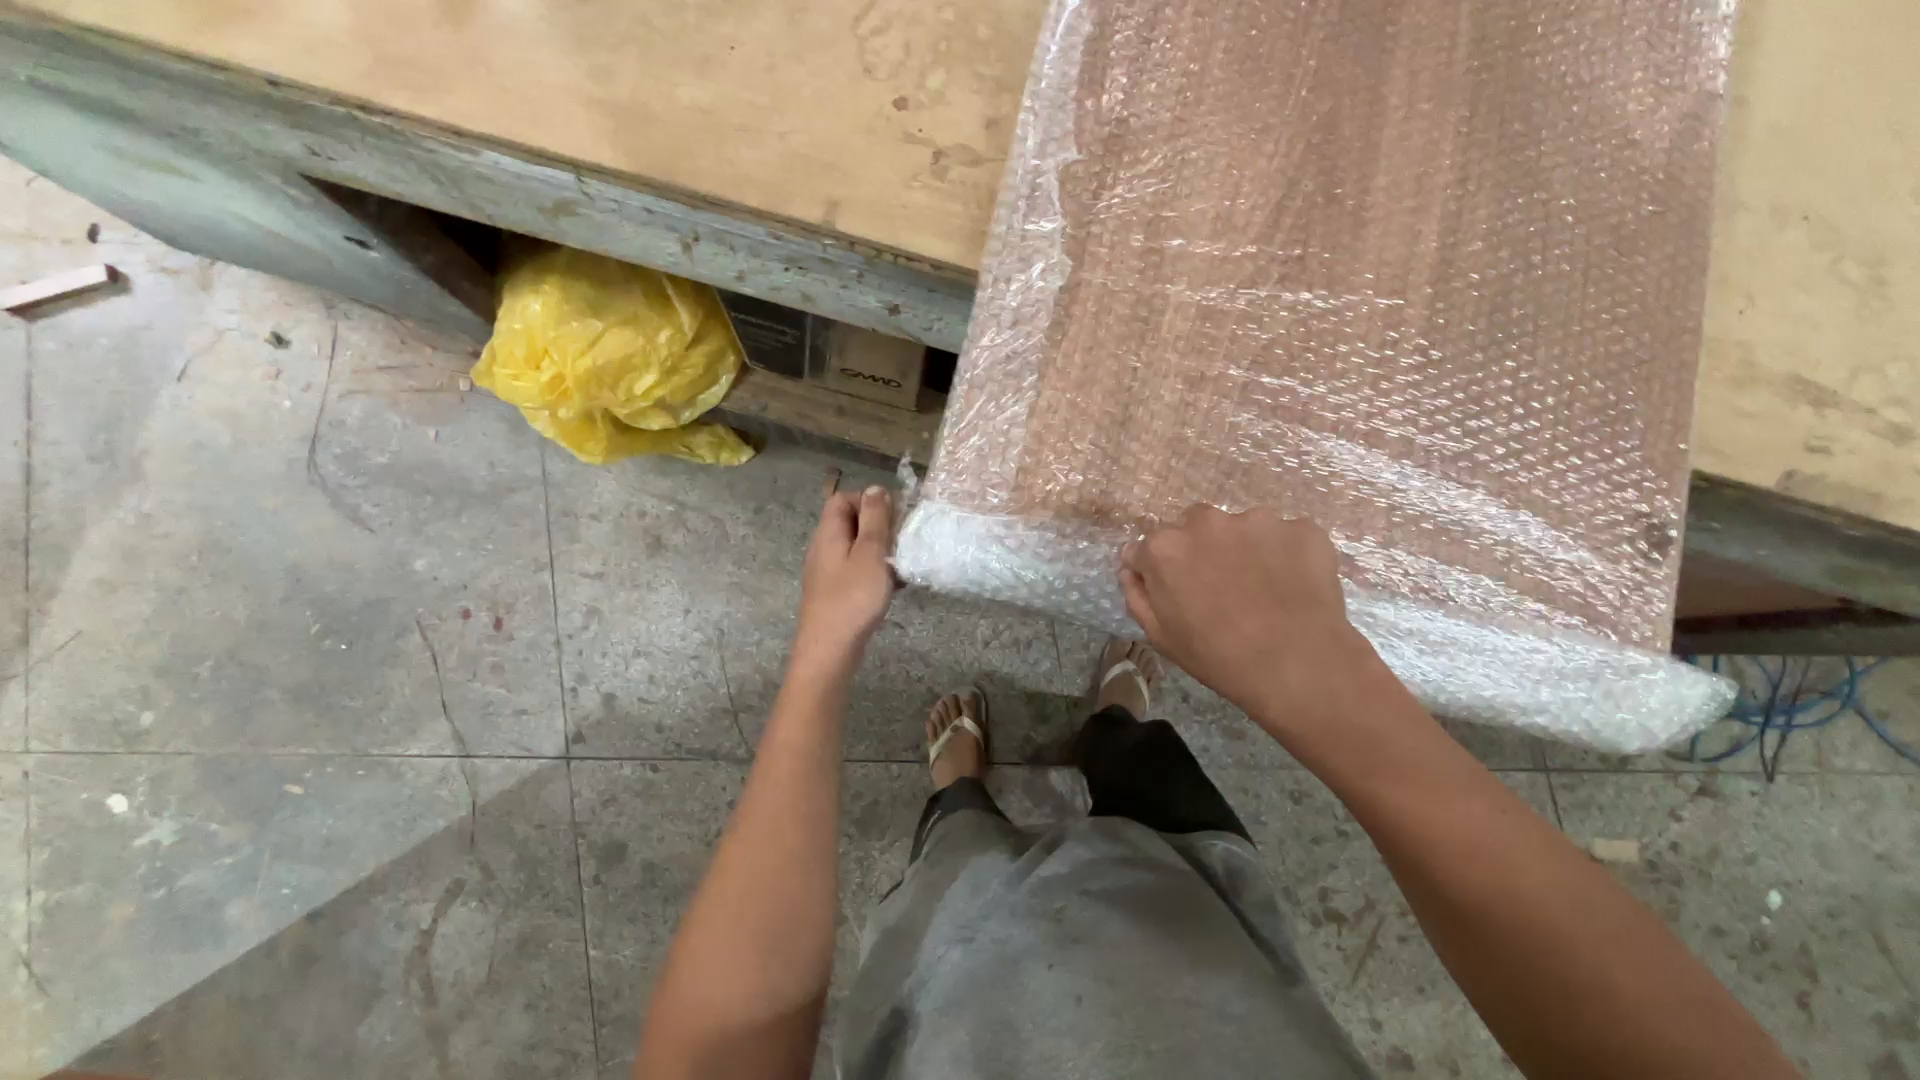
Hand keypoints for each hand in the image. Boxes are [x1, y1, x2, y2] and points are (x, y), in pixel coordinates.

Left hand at [794, 485, 896, 665]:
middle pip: (851, 523)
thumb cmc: (853, 598)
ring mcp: (828, 571)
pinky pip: (857, 571)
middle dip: (880, 527)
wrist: (830, 650)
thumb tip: (875, 488)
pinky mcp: (835, 592)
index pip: (843, 498)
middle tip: (902, 543)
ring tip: (902, 566)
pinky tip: (894, 587)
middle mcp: (824, 547)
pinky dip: (876, 573)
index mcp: (829, 532)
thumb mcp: (870, 552)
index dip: (869, 500)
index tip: (894, 517)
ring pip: (857, 548)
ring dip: (881, 552)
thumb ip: (875, 519)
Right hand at [1119, 505, 1373, 722]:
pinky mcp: (1301, 527)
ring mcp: (1257, 520)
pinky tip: (1294, 587)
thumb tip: (1132, 568)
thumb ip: (1137, 594)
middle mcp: (1206, 521)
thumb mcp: (1160, 636)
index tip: (1179, 593)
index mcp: (1165, 547)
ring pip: (1242, 529)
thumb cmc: (1218, 657)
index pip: (1148, 548)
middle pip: (1194, 528)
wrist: (1297, 664)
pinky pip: (1286, 537)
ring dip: (1246, 550)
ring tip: (1264, 590)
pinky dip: (1287, 555)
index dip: (1160, 572)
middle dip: (1202, 550)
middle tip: (1222, 588)